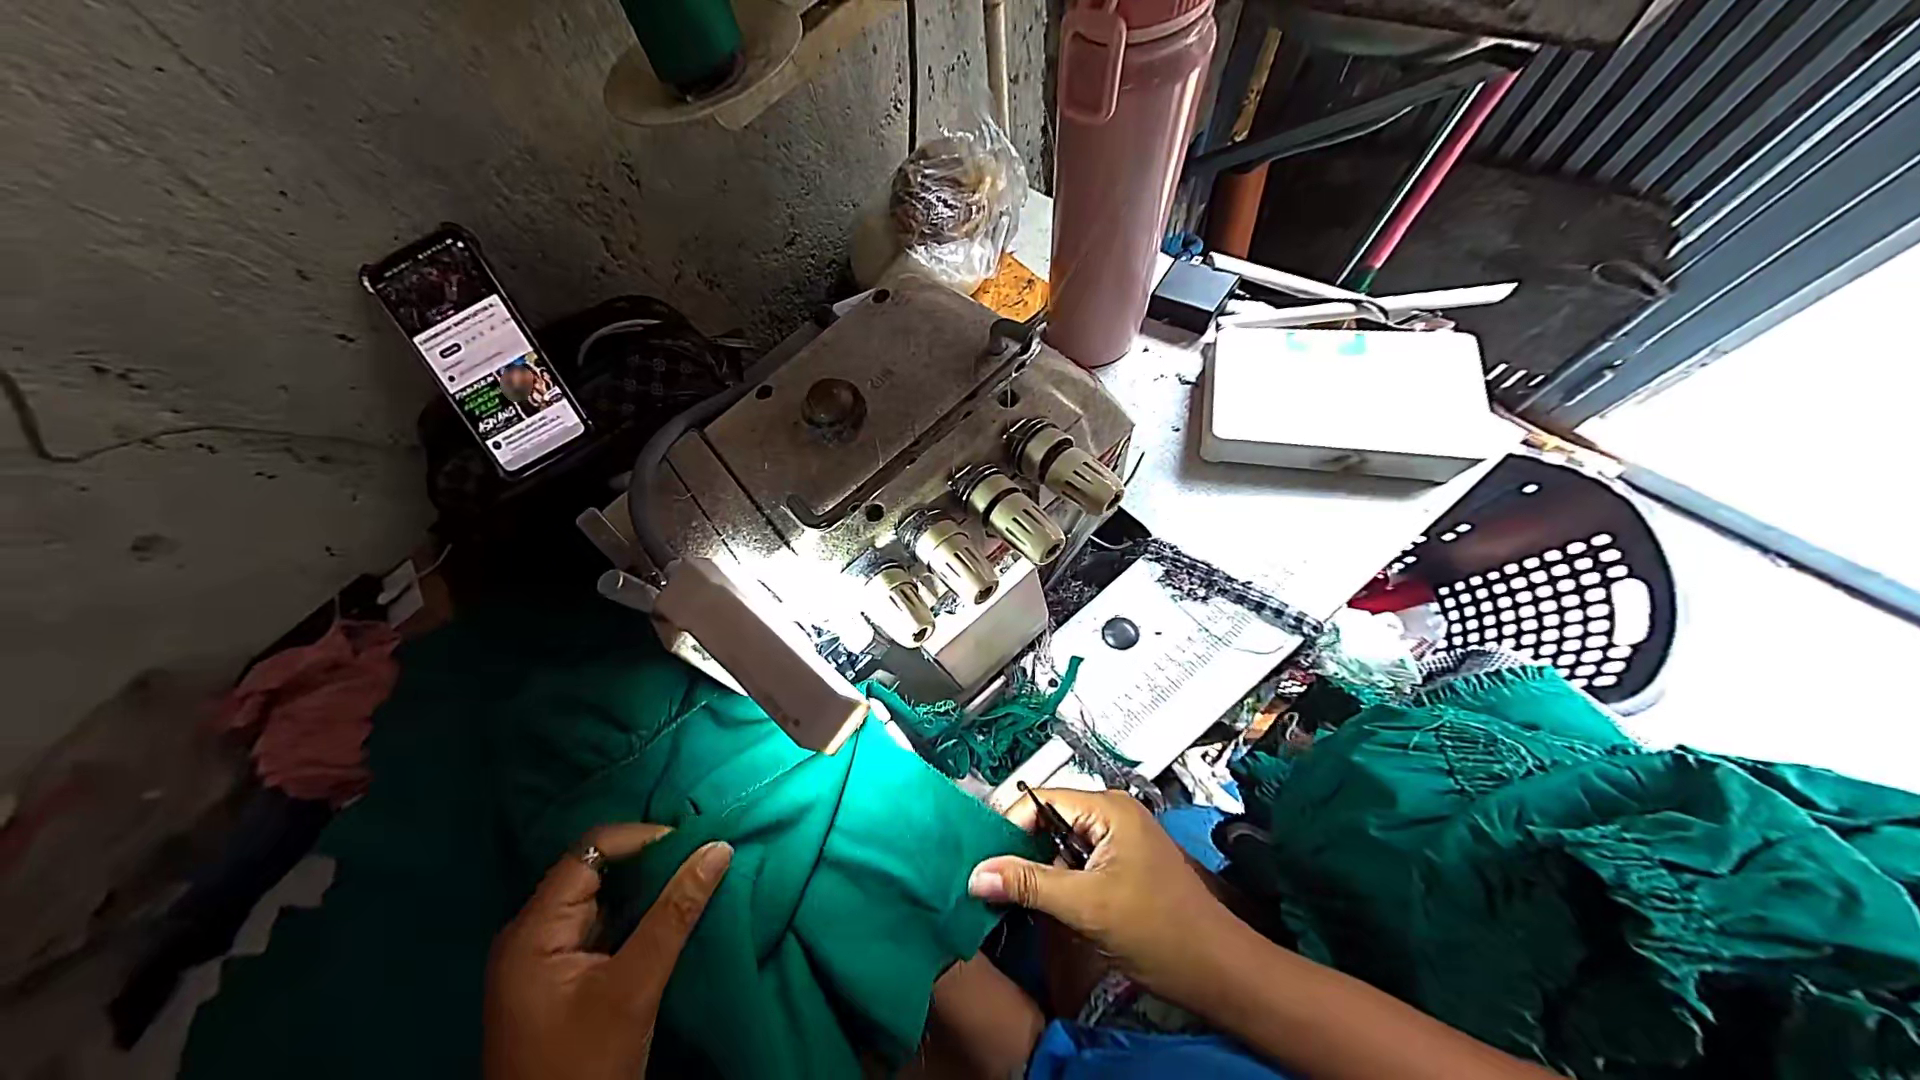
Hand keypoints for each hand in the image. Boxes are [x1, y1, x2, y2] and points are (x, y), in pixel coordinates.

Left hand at [483, 824, 732, 1079]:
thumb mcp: (634, 987)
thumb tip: (718, 848)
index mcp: (533, 930)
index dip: (643, 838)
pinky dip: (640, 911)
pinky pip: (605, 922)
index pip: (591, 851)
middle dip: (650, 858)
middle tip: (700, 855)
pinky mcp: (563, 974)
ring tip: (694, 874)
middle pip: (595, 869)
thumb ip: (676, 912)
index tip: (694, 843)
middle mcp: (532, 933)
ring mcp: (546, 955)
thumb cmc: (584, 1067)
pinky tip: (672, 909)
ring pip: (604, 895)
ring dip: (649, 884)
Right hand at [967, 788, 1244, 1007]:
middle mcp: (1112, 813)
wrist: (1217, 971)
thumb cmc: (1161, 931)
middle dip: (1022, 850)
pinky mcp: (1119, 863)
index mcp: (1108, 808)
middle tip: (994, 880)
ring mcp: (1117, 838)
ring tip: (1017, 896)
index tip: (985, 859)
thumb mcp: (1085, 906)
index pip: (1040, 800)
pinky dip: (1057, 879)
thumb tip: (977, 874)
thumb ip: (1028, 884)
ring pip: (1059, 843)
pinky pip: (1075, 860)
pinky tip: (1047, 903)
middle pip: (1048, 819)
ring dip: (1039, 868)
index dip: (1010, 827)